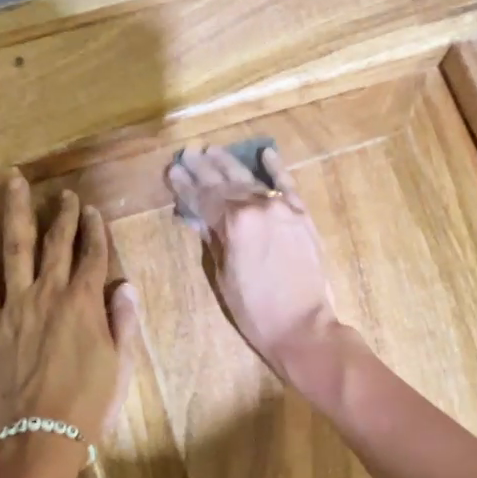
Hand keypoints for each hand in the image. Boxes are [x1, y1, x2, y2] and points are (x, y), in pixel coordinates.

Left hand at [0, 175, 140, 447]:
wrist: (41, 433)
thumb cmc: (89, 403)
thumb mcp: (121, 363)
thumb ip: (123, 321)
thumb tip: (125, 285)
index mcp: (85, 303)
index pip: (93, 256)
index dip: (95, 231)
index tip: (93, 211)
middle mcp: (50, 294)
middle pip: (57, 244)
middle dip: (63, 215)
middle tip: (64, 194)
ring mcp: (16, 306)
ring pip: (15, 249)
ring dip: (16, 214)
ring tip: (15, 184)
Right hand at [166, 145, 343, 381]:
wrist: (303, 326)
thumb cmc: (254, 310)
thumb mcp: (223, 276)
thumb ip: (213, 241)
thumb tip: (200, 219)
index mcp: (233, 223)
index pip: (203, 198)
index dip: (186, 186)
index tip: (173, 171)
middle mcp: (258, 206)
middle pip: (225, 183)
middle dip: (204, 168)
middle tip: (188, 154)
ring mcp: (283, 208)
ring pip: (252, 180)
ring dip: (231, 164)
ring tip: (213, 150)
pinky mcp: (302, 216)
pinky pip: (287, 185)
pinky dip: (276, 168)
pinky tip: (266, 153)